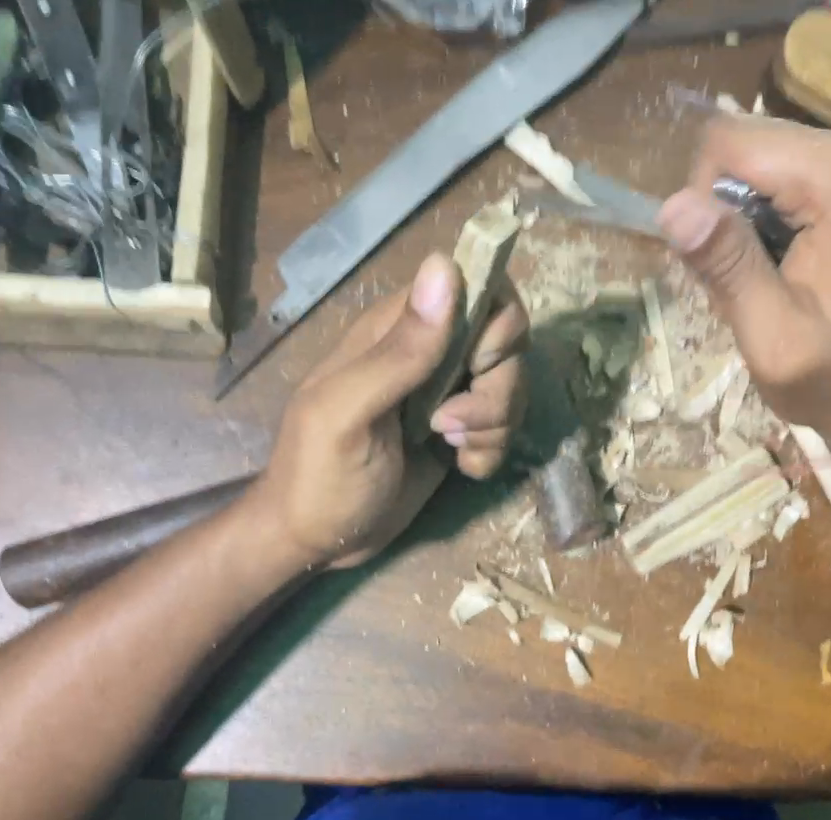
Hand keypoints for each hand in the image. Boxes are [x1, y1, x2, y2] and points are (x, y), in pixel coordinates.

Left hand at [253, 254, 528, 569]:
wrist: (319, 541)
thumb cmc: (319, 474)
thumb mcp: (348, 413)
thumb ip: (398, 349)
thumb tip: (446, 267)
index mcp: (397, 329)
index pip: (476, 284)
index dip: (493, 320)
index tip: (478, 363)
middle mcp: (431, 352)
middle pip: (508, 340)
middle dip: (497, 388)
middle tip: (451, 426)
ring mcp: (448, 393)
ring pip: (511, 386)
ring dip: (494, 425)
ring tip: (451, 450)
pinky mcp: (461, 431)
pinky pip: (504, 426)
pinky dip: (492, 450)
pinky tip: (462, 468)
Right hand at [658, 117, 830, 471]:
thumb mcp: (770, 335)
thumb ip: (726, 266)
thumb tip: (673, 206)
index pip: (727, 142)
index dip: (704, 201)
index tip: (724, 264)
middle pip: (752, 145)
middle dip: (732, 210)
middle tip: (752, 279)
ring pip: (772, 157)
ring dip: (756, 215)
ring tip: (777, 275)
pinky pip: (802, 168)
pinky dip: (784, 212)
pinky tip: (800, 260)